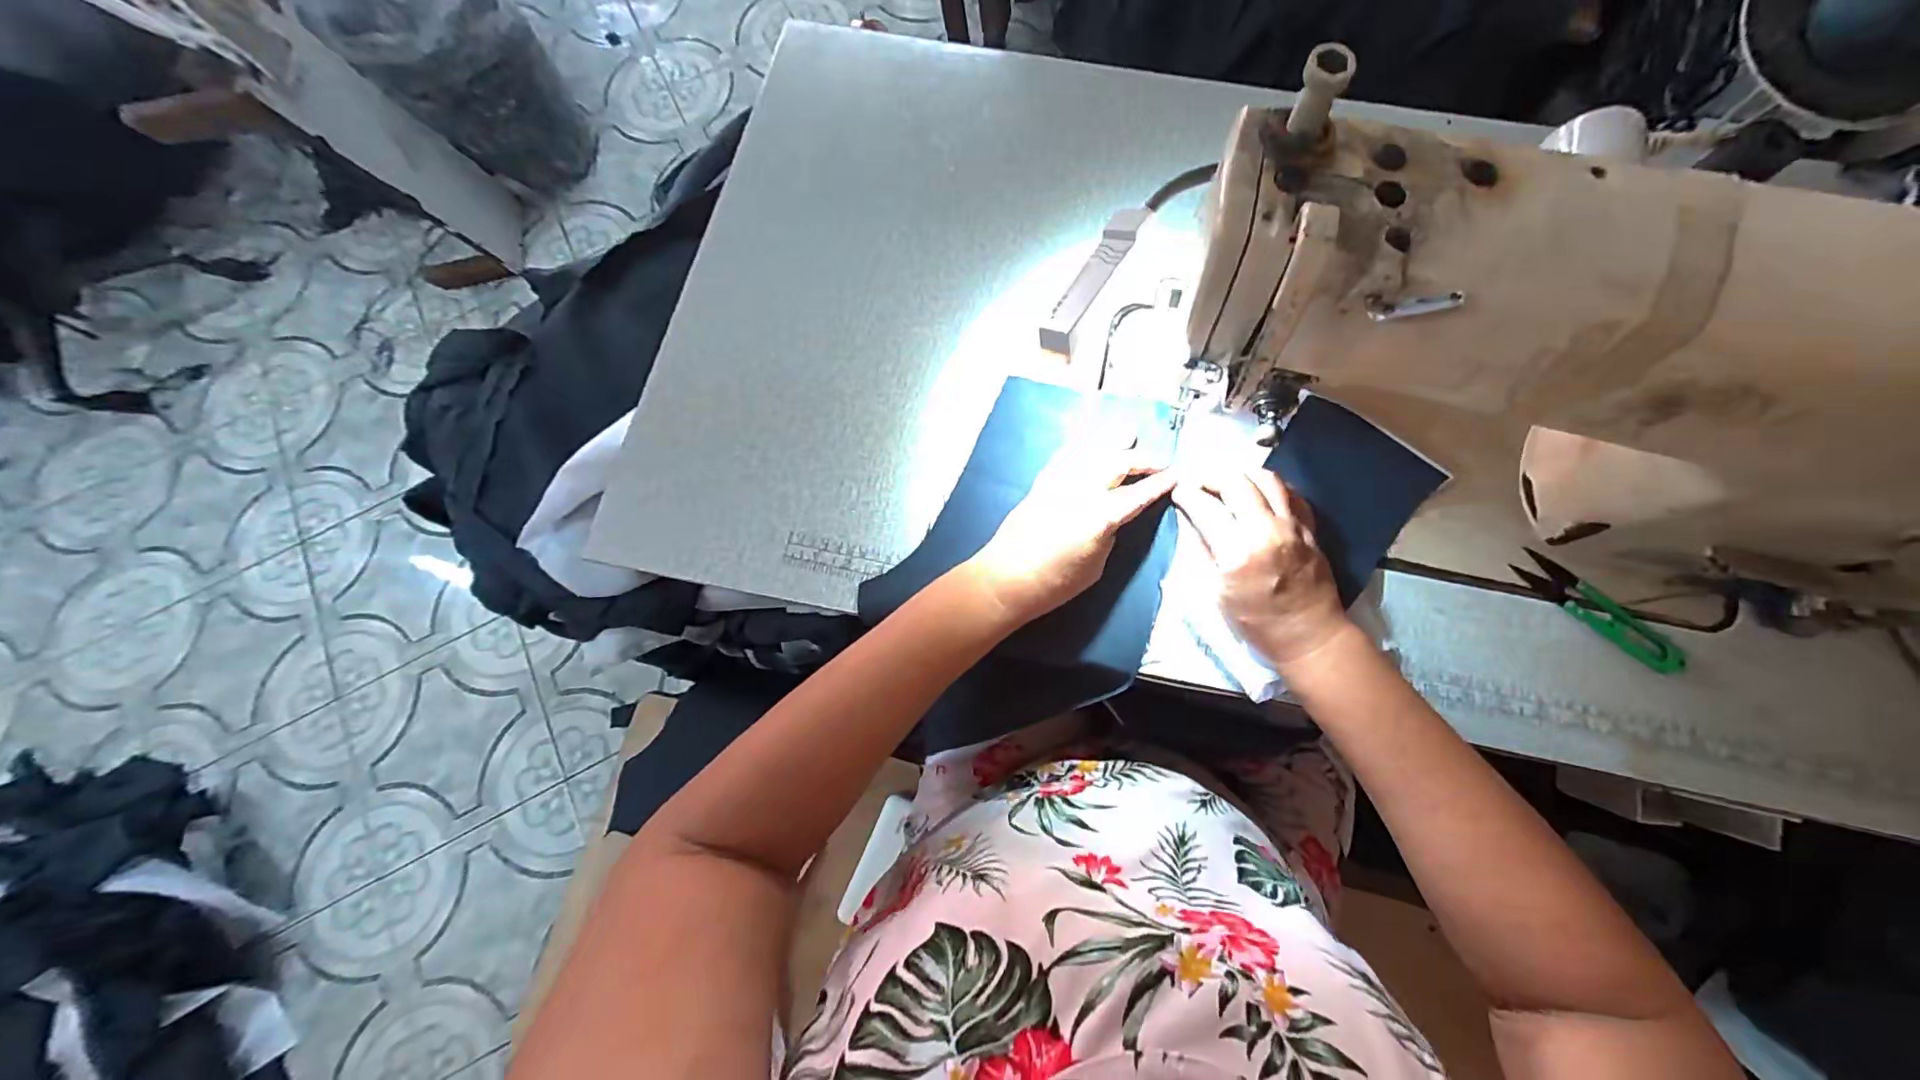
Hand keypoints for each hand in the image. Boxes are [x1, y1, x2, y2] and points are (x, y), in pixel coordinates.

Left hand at [963, 438, 1176, 625]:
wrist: (1005, 580)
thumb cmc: (1054, 584)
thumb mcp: (1095, 567)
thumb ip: (1108, 536)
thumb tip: (1112, 518)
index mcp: (1101, 516)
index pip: (1138, 493)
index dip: (1160, 482)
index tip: (1177, 473)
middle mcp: (1081, 491)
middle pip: (1118, 463)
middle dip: (1142, 458)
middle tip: (1158, 460)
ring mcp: (1058, 484)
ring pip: (1091, 452)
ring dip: (1113, 443)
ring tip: (1129, 434)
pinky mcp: (1040, 485)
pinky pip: (1065, 457)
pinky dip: (1080, 446)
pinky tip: (1087, 441)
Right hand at [1172, 467, 1351, 667]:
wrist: (1308, 635)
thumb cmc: (1255, 622)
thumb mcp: (1215, 593)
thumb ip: (1202, 551)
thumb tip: (1189, 521)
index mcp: (1238, 552)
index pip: (1206, 508)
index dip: (1186, 495)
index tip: (1178, 492)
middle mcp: (1267, 531)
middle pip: (1236, 482)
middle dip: (1210, 476)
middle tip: (1197, 480)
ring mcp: (1293, 526)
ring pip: (1267, 479)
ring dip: (1241, 474)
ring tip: (1226, 480)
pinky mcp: (1310, 528)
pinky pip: (1290, 493)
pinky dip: (1271, 487)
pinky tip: (1258, 493)